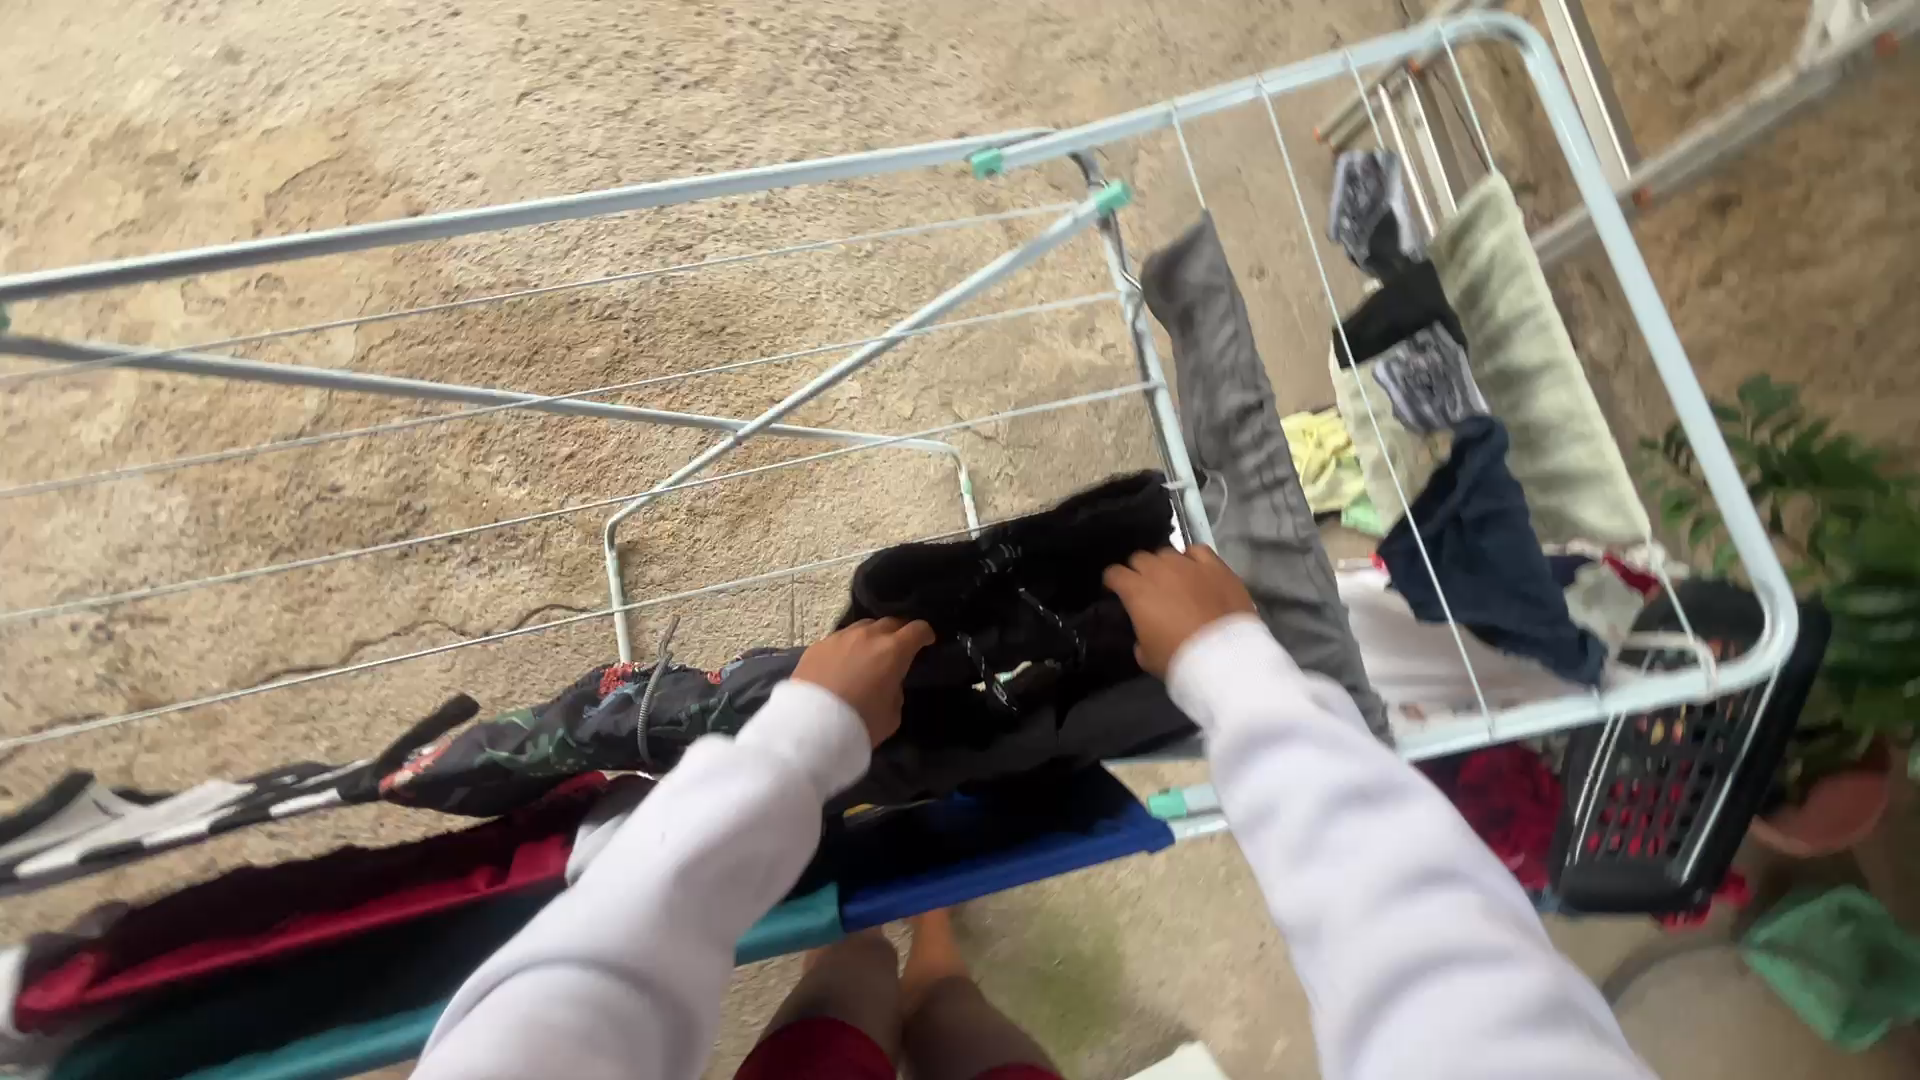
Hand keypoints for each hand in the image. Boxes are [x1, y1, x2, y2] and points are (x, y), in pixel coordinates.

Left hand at [794, 617, 935, 746]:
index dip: (925, 634)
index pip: (917, 630)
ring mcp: (840, 637)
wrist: (810, 727)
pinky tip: (843, 661)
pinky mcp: (818, 645)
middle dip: (899, 632)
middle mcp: (868, 636)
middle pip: (891, 622)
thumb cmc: (860, 723)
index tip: (927, 640)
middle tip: (899, 646)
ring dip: (872, 636)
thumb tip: (888, 682)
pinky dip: (848, 646)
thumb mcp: (892, 714)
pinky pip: (840, 638)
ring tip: (869, 651)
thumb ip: (896, 691)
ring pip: (863, 627)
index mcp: (893, 651)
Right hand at [1102, 545, 1256, 677]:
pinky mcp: (1216, 566)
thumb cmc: (1179, 658)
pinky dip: (1192, 558)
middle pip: (1139, 558)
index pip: (1113, 574)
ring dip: (1164, 564)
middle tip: (1145, 587)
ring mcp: (1188, 565)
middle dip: (1138, 571)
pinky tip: (1194, 568)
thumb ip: (1139, 636)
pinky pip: (1197, 551)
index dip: (1112, 582)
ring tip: (1172, 578)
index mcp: (1136, 591)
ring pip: (1167, 552)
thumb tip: (1144, 631)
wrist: (1224, 657)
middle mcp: (1159, 570)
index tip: (1115, 591)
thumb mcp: (1145, 655)